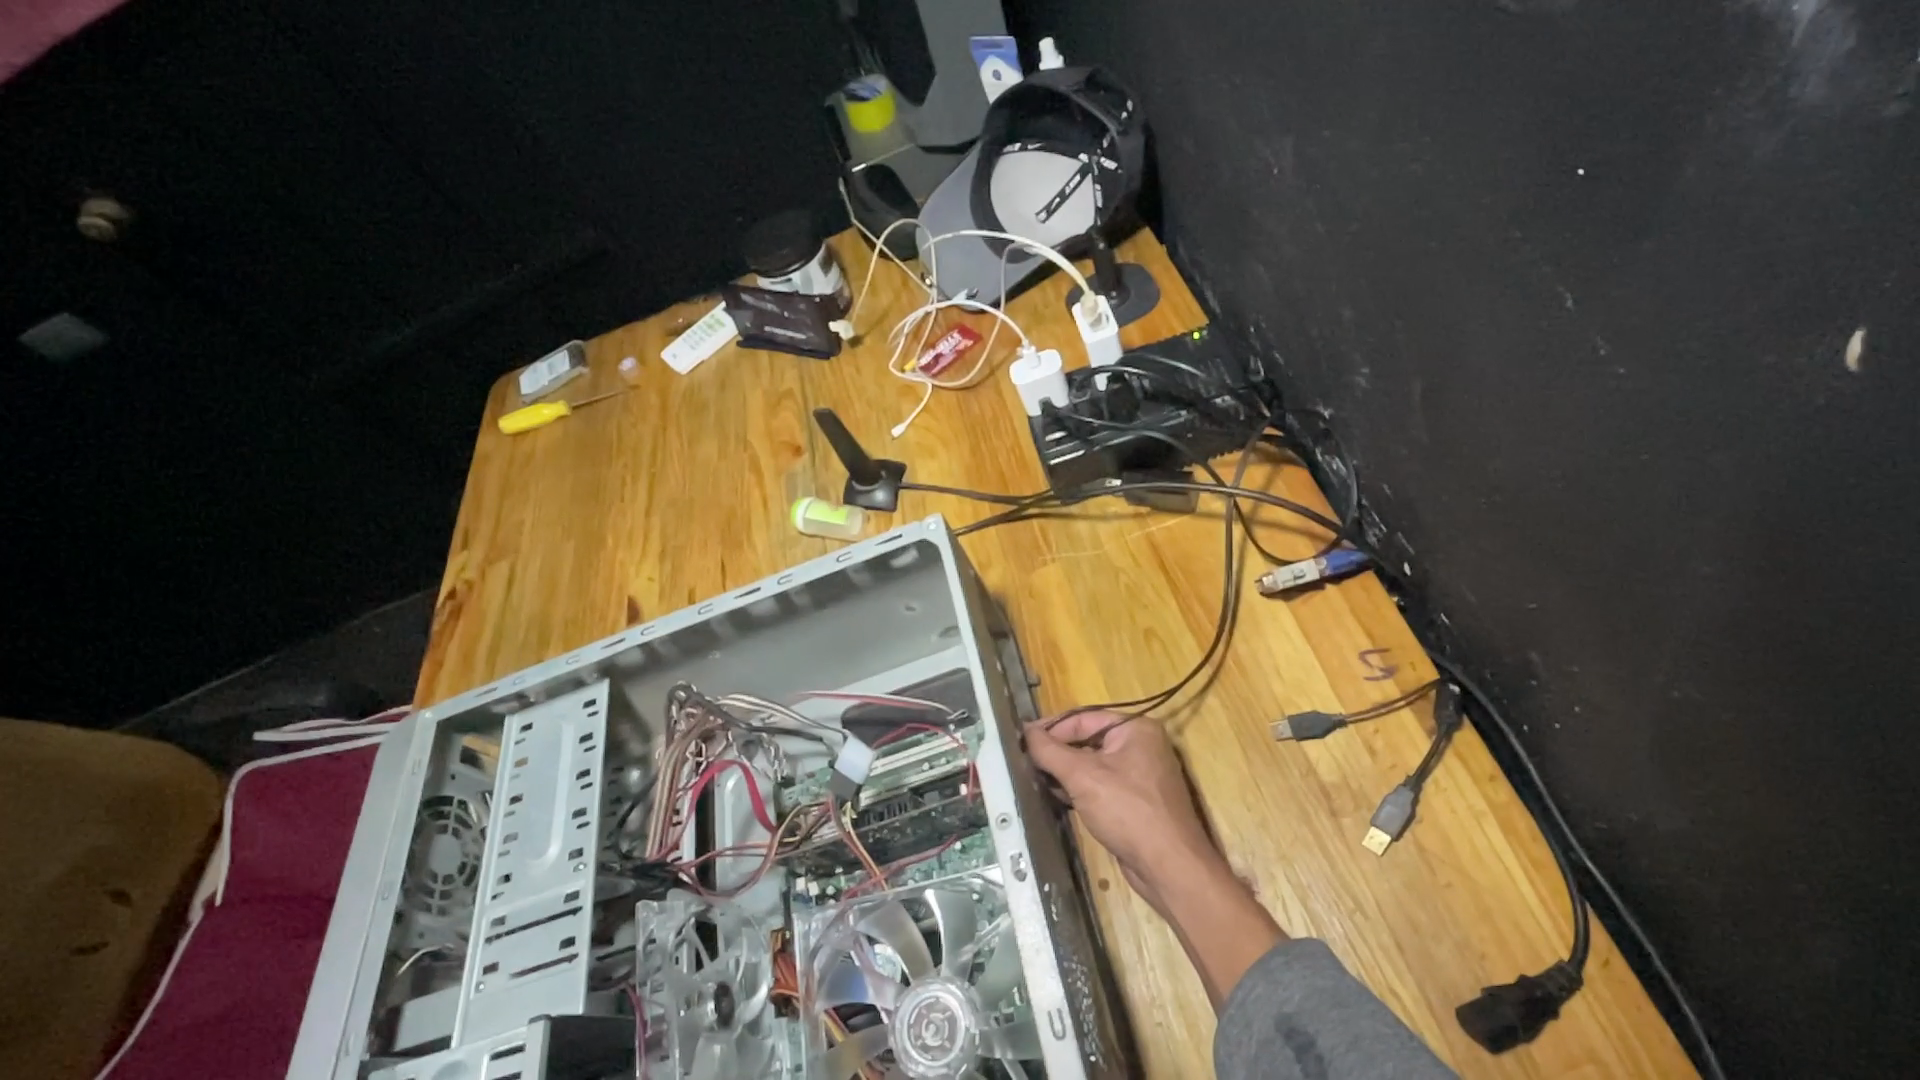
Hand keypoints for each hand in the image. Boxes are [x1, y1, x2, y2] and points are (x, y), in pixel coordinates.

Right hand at [1025, 711, 1226, 915]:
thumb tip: (1025, 732)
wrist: (1168, 866)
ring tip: (1033, 778)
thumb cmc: (1127, 810)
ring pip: (1093, 766)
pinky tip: (1056, 798)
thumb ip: (1050, 751)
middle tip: (1024, 760)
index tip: (1021, 739)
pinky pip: (1102, 786)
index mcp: (1135, 729)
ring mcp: (1141, 775)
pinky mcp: (1136, 802)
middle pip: (1088, 741)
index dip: (1051, 728)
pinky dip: (1080, 790)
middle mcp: (1141, 746)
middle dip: (1057, 752)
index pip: (1083, 718)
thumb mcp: (1083, 776)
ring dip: (1066, 773)